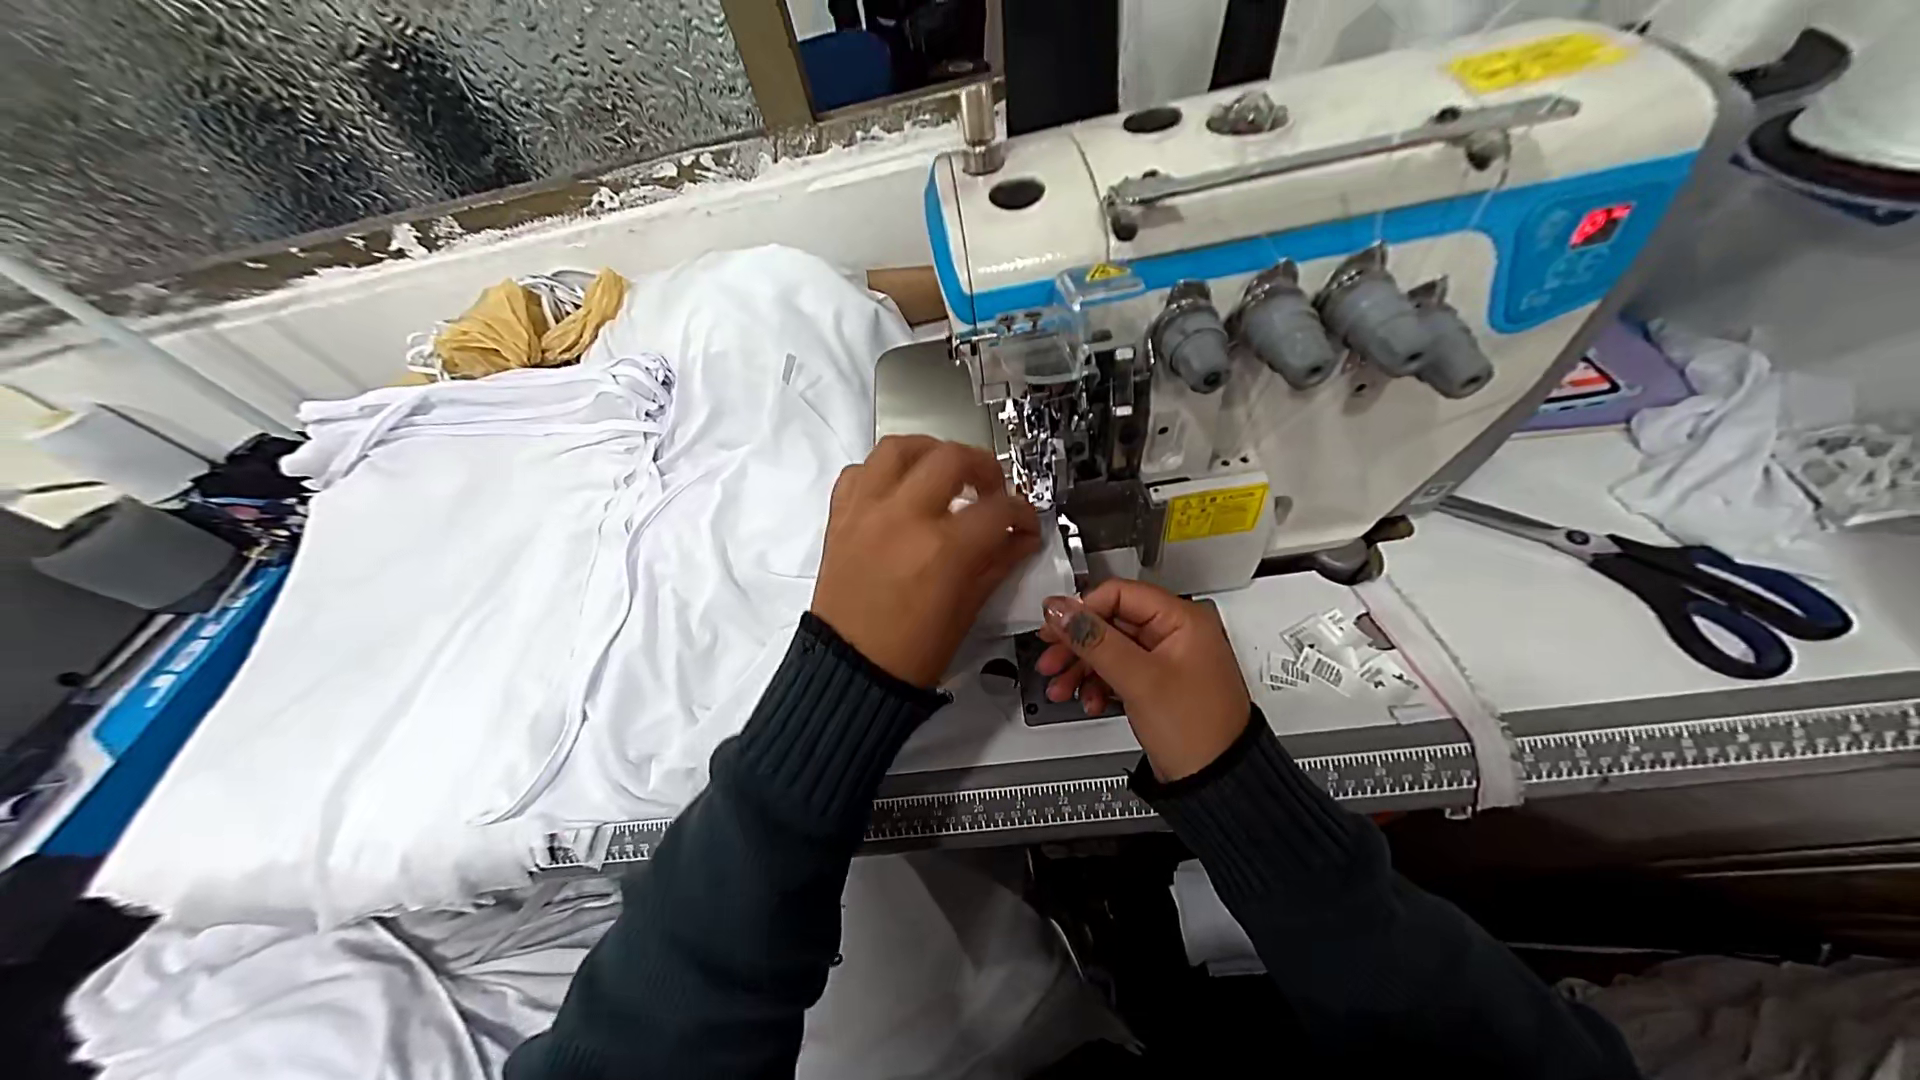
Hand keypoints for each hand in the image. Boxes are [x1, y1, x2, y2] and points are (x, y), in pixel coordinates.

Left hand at [812, 436, 1040, 686]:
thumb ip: (997, 563)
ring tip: (946, 469)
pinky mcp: (840, 519)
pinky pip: (859, 472)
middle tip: (993, 488)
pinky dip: (883, 471)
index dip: (1022, 513)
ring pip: (899, 448)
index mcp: (942, 550)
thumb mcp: (967, 610)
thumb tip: (1019, 539)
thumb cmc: (907, 656)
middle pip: (953, 459)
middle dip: (984, 467)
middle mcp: (902, 520)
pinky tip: (900, 487)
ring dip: (931, 451)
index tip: (1024, 522)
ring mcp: (867, 514)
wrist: (852, 671)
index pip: (998, 510)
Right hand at [1036, 581, 1250, 781]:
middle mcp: (1175, 634)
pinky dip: (1097, 683)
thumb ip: (1094, 639)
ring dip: (1081, 666)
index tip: (1056, 627)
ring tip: (1062, 686)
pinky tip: (1089, 699)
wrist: (1217, 784)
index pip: (1119, 594)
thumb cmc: (1200, 732)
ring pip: (1109, 648)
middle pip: (1110, 622)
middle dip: (1077, 643)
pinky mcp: (1156, 683)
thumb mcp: (1138, 679)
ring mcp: (1165, 660)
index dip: (1084, 610)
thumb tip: (1061, 610)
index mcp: (1182, 620)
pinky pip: (1117, 671)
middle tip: (1051, 656)